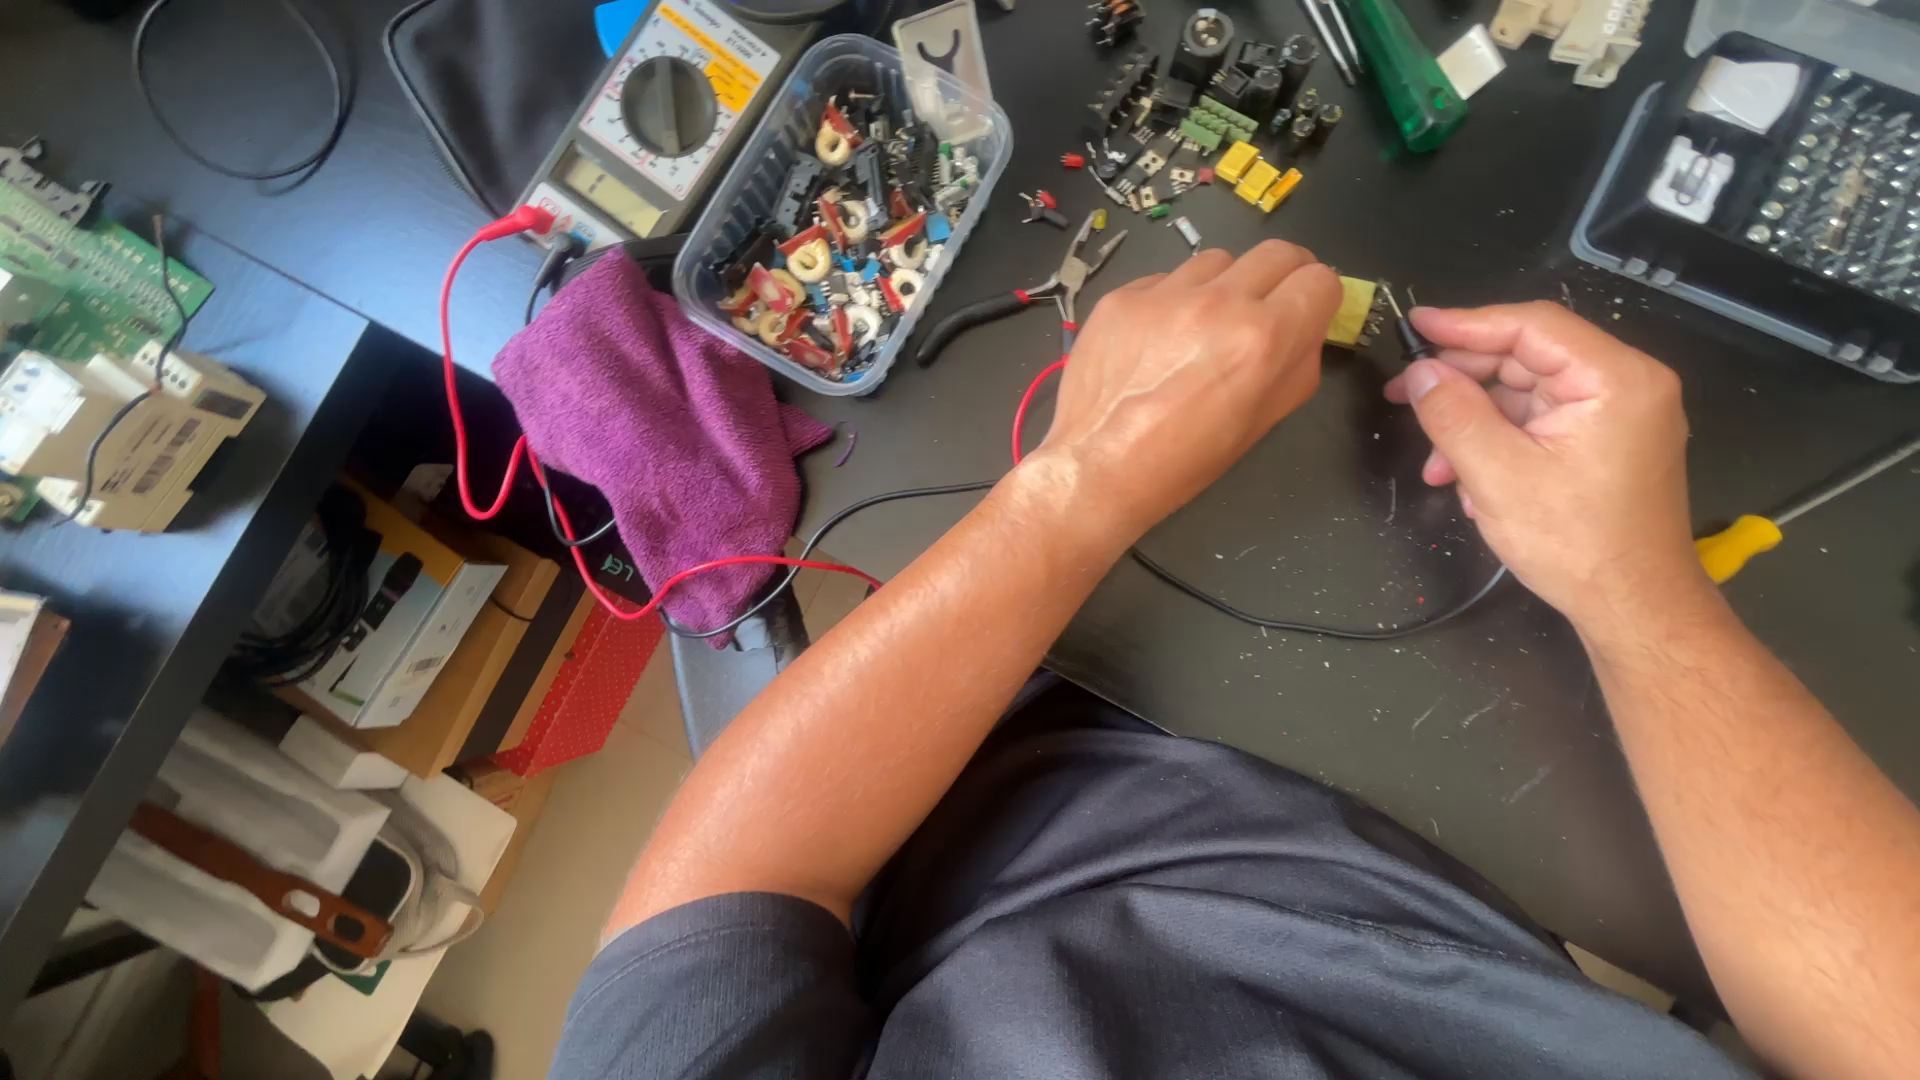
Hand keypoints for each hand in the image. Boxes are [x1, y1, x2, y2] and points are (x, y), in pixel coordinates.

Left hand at [1031, 240, 1340, 537]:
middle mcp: (1216, 304)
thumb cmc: (1181, 462)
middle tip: (1265, 308)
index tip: (1301, 315)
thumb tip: (1305, 328)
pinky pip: (1163, 280)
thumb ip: (1296, 366)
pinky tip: (1156, 340)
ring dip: (1222, 286)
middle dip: (1281, 279)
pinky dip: (1171, 301)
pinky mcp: (1121, 298)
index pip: (1319, 279)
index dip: (1316, 300)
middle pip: (1276, 253)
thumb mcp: (1260, 425)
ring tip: (1201, 329)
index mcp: (1261, 339)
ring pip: (1217, 261)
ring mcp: (1163, 295)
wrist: (1096, 468)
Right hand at [1384, 301, 1708, 628]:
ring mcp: (1611, 416)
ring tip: (1432, 462)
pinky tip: (1461, 475)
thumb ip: (1453, 416)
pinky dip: (1490, 441)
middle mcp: (1622, 386)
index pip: (1532, 328)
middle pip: (1524, 358)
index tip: (1413, 326)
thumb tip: (1419, 374)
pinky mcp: (1597, 443)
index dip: (1466, 323)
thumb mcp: (1498, 475)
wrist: (1630, 603)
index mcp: (1614, 381)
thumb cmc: (1573, 540)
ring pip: (1520, 394)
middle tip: (1401, 394)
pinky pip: (1531, 423)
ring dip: (1468, 421)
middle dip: (1459, 380)